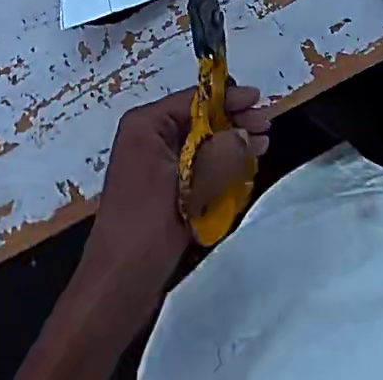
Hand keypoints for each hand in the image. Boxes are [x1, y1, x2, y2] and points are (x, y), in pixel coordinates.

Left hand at [88, 85, 269, 279]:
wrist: (117, 284)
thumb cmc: (147, 226)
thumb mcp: (188, 184)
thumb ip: (220, 155)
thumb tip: (246, 132)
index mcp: (146, 125)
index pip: (193, 99)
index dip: (227, 98)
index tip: (258, 98)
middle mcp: (148, 137)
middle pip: (197, 119)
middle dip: (231, 122)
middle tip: (265, 127)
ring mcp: (153, 163)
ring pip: (198, 144)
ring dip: (228, 145)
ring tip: (260, 147)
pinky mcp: (161, 188)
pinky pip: (194, 167)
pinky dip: (217, 167)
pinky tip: (241, 170)